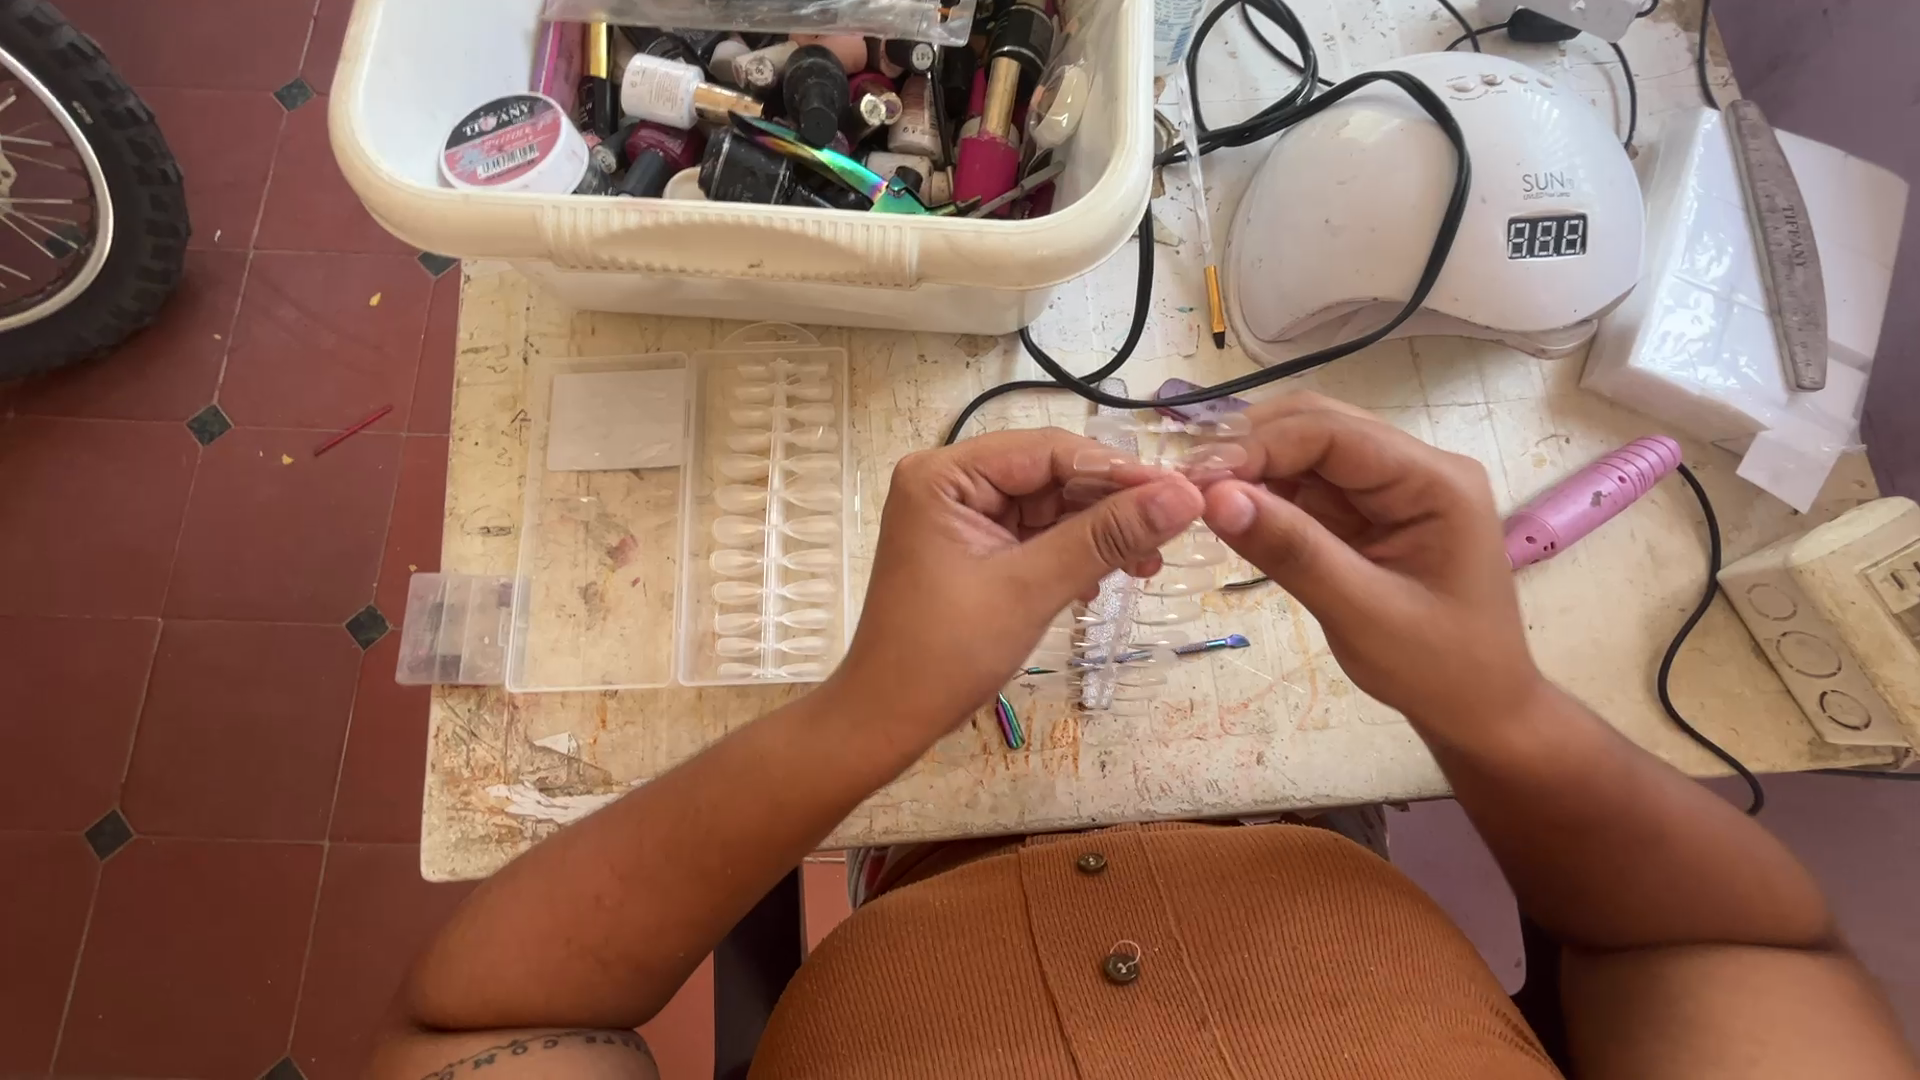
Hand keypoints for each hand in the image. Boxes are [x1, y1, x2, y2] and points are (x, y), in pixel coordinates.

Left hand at [834, 429, 1204, 745]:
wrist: (890, 717)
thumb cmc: (946, 654)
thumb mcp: (1031, 588)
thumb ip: (1105, 537)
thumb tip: (1184, 497)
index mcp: (944, 474)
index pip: (1047, 450)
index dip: (1117, 470)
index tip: (1182, 494)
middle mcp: (949, 481)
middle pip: (1049, 474)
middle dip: (1109, 506)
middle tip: (1171, 533)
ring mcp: (960, 515)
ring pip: (1048, 506)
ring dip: (1097, 533)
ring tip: (1144, 567)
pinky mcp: (972, 546)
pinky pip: (1035, 534)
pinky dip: (1072, 553)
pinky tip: (1103, 580)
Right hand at [1199, 394, 1544, 736]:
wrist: (1475, 707)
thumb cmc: (1435, 666)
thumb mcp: (1361, 612)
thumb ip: (1291, 551)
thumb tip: (1214, 498)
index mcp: (1433, 480)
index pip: (1332, 433)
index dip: (1258, 445)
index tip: (1196, 478)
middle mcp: (1411, 468)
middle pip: (1316, 425)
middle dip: (1248, 445)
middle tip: (1187, 481)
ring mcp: (1385, 487)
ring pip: (1302, 449)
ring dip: (1249, 466)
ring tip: (1197, 495)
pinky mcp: (1361, 511)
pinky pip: (1301, 484)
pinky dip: (1260, 492)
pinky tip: (1227, 510)